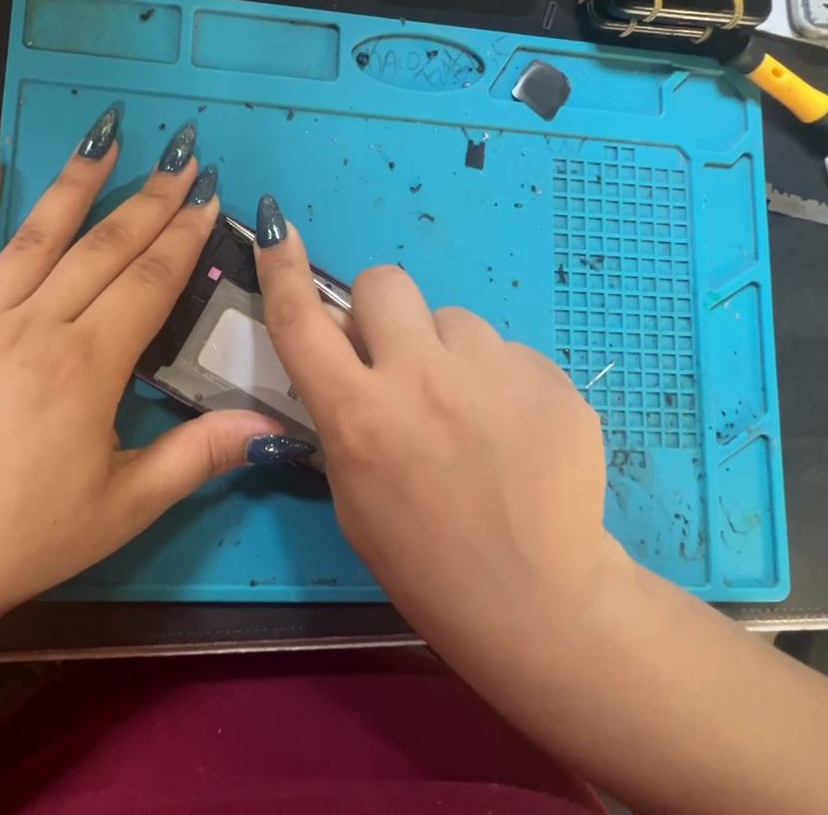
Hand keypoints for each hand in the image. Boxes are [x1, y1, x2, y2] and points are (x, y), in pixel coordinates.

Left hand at [0, 111, 278, 631]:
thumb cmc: (25, 535)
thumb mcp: (126, 506)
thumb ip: (200, 455)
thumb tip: (276, 428)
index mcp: (89, 366)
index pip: (150, 281)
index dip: (185, 235)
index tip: (209, 194)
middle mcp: (37, 326)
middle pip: (104, 247)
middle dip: (149, 199)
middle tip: (181, 155)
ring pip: (38, 236)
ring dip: (76, 182)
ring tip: (105, 135)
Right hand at [249, 196, 631, 651]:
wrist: (536, 599)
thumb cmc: (422, 559)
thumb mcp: (351, 492)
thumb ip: (342, 415)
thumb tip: (349, 355)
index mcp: (359, 416)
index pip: (302, 321)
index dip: (280, 269)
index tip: (276, 228)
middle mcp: (421, 380)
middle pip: (385, 281)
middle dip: (381, 309)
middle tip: (396, 352)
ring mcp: (493, 374)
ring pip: (454, 319)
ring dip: (448, 350)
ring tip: (469, 411)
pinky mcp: (551, 379)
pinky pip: (508, 352)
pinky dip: (499, 379)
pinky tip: (512, 430)